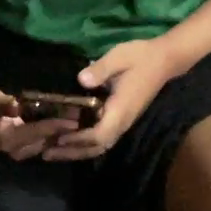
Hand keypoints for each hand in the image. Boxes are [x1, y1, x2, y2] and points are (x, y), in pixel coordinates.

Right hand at [0, 87, 81, 160]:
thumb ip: (3, 104)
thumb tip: (16, 106)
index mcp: (9, 141)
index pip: (37, 133)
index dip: (55, 125)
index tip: (73, 118)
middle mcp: (17, 150)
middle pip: (46, 141)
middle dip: (65, 131)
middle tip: (85, 120)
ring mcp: (22, 151)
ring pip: (48, 144)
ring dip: (65, 135)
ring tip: (83, 123)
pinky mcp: (27, 148)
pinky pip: (46, 143)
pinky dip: (58, 135)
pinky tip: (72, 126)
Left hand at [44, 39, 178, 161]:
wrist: (163, 61)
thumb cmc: (140, 57)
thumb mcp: (119, 56)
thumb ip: (101, 69)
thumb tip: (81, 79)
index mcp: (120, 111)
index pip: (99, 134)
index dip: (79, 139)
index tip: (60, 137)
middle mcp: (121, 124)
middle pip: (95, 148)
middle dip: (71, 152)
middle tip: (46, 154)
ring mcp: (121, 125)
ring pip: (97, 148)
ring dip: (75, 153)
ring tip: (52, 153)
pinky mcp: (119, 123)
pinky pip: (100, 141)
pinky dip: (83, 146)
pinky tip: (68, 144)